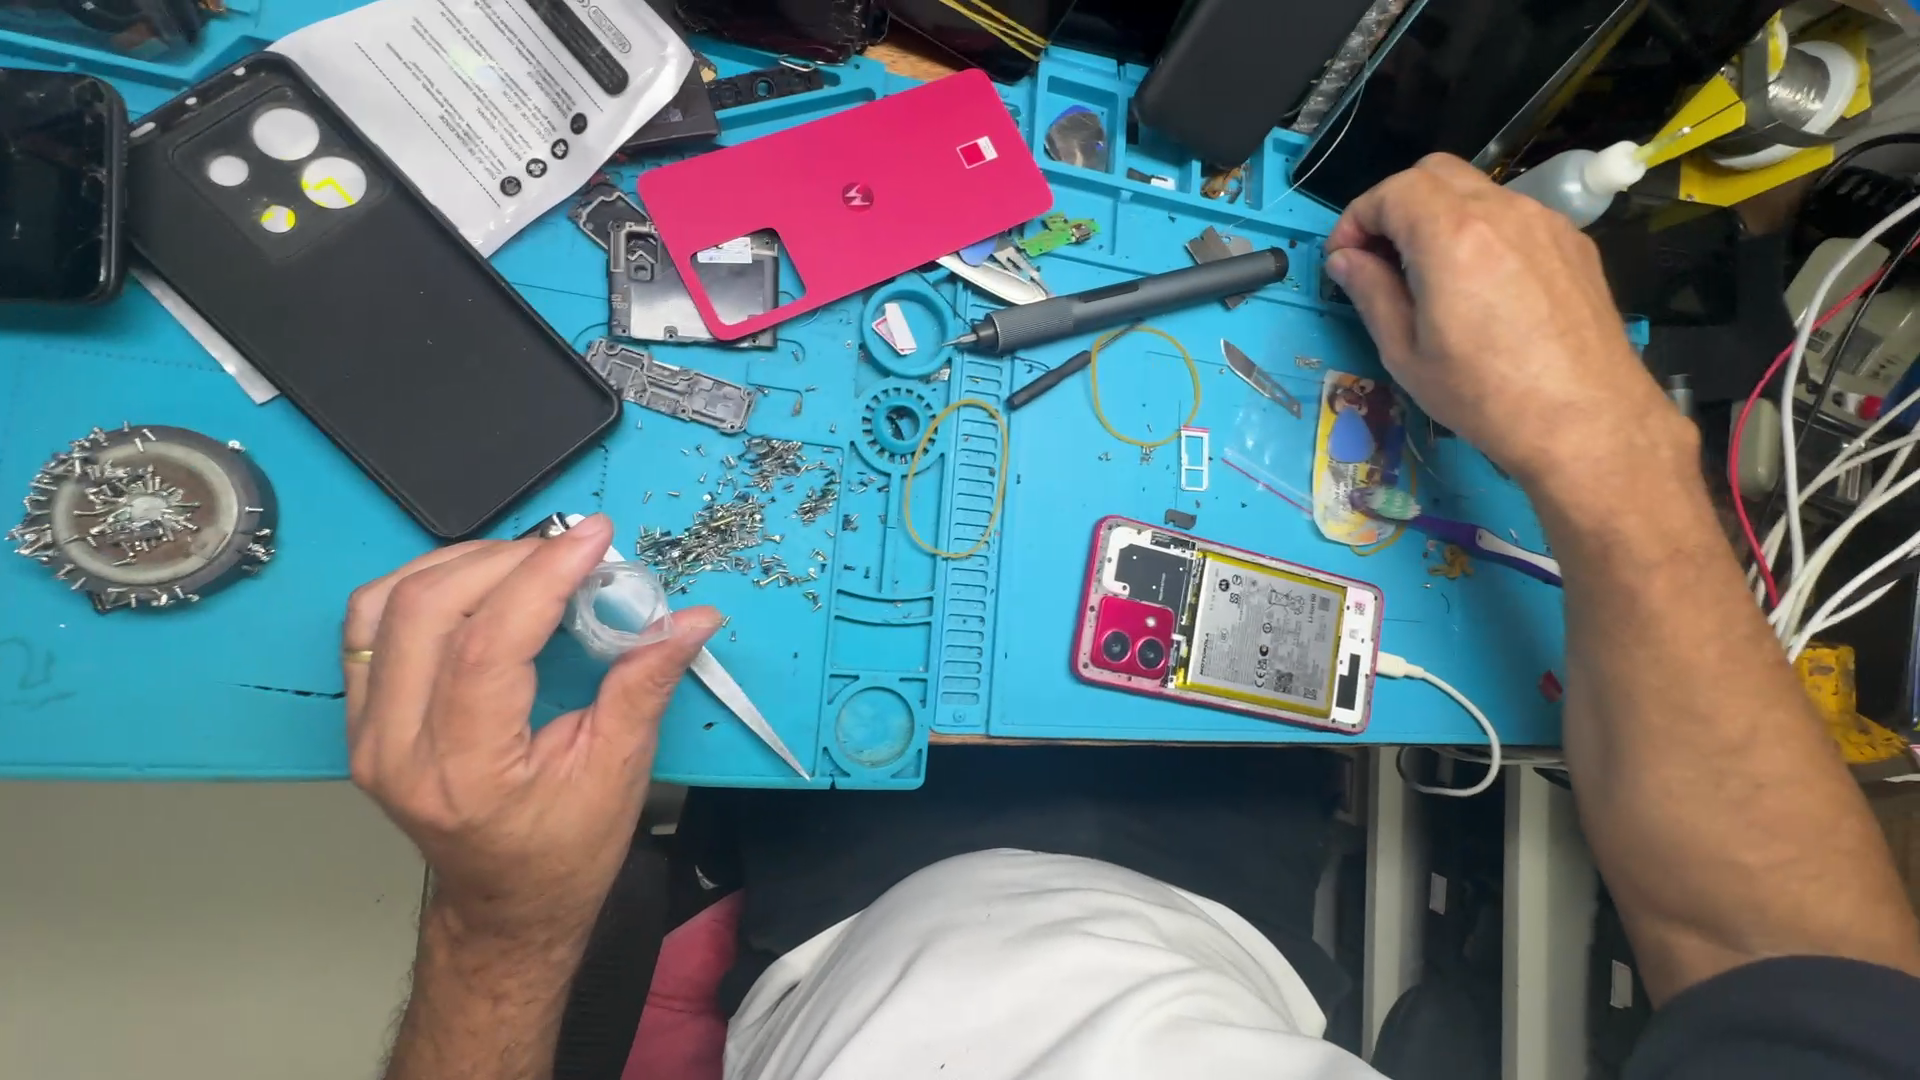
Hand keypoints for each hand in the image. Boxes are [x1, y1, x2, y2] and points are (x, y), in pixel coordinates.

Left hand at [342, 515, 719, 945]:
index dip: (544, 576)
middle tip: (572, 549)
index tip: (595, 536)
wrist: (505, 906)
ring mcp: (366, 732)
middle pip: (425, 611)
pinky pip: (370, 626)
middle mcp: (394, 747)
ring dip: (461, 563)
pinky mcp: (363, 720)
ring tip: (530, 559)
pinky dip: (425, 585)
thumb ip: (647, 683)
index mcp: (465, 769)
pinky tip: (481, 583)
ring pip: (384, 606)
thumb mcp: (620, 769)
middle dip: (506, 559)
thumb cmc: (569, 849)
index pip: (489, 644)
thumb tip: (696, 618)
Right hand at [1323, 154, 1687, 490]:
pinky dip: (1476, 230)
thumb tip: (1345, 261)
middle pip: (1433, 173)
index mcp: (1452, 238)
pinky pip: (1510, 214)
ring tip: (1422, 274)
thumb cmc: (1479, 393)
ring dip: (1435, 216)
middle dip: (1393, 206)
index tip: (1343, 260)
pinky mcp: (1570, 242)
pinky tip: (1472, 283)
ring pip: (1475, 189)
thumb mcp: (1403, 351)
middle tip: (1376, 258)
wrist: (1581, 417)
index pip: (1392, 191)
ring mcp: (1543, 222)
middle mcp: (1502, 213)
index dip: (1355, 219)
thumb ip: (1370, 293)